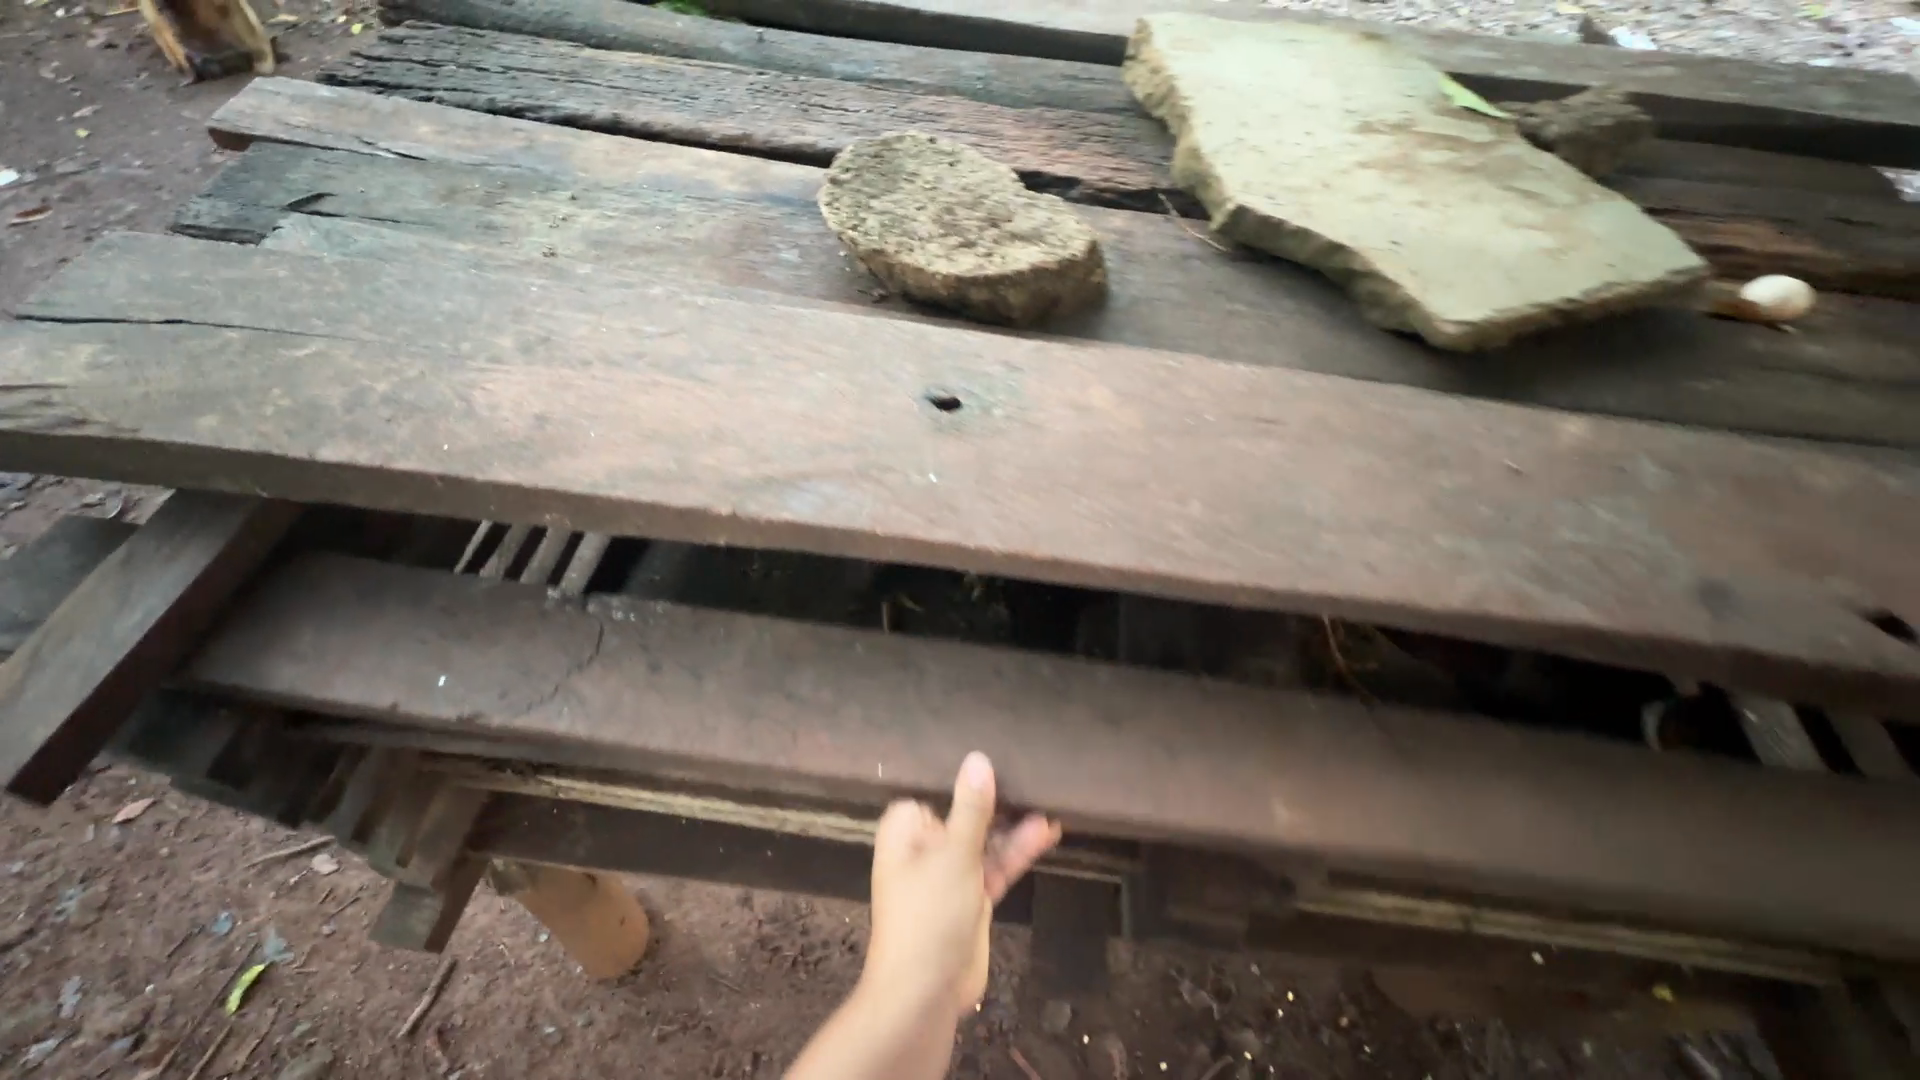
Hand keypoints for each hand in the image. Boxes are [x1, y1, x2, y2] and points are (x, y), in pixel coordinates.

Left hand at [861, 752, 1061, 1017]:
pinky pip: (996, 866)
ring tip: (1048, 801)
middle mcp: (925, 848)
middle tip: (1030, 770)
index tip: (994, 753)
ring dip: (1012, 826)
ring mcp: (950, 874)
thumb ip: (971, 807)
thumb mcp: (954, 853)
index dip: (959, 776)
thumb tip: (978, 759)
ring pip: (985, 840)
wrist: (924, 993)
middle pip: (963, 813)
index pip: (933, 790)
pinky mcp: (972, 898)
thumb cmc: (928, 913)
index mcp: (906, 831)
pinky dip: (1018, 852)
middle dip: (994, 799)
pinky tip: (1046, 832)